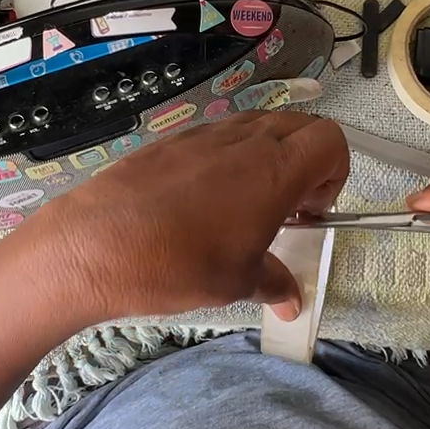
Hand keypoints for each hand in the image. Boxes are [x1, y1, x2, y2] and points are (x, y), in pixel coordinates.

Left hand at [15, 111, 350, 323]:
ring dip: (269, 156)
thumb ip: (274, 283)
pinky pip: (219, 135)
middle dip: (307, 161)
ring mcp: (206, 133)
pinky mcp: (173, 139)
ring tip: (246, 205)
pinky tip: (203, 201)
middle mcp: (246, 140)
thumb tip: (292, 302)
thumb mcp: (236, 282)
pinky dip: (230, 157)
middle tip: (287, 208)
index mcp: (275, 169)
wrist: (95, 244)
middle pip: (299, 126)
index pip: (331, 140)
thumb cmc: (179, 264)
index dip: (334, 173)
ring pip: (259, 126)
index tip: (311, 212)